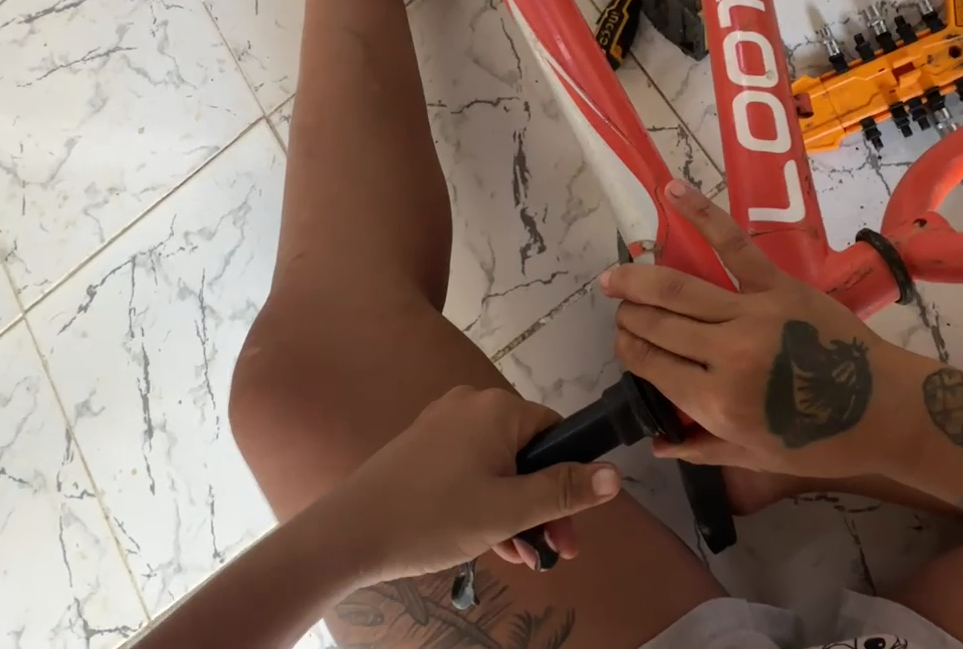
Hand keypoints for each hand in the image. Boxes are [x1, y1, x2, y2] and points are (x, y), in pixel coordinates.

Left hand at [339, 387, 623, 581]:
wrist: (347, 535)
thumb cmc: (433, 516)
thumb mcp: (508, 510)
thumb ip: (564, 491)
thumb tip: (615, 473)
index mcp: (499, 408)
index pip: (555, 433)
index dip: (569, 479)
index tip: (571, 528)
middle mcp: (473, 404)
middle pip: (527, 452)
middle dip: (542, 504)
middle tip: (551, 553)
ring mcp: (445, 424)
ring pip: (498, 466)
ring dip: (515, 510)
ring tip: (519, 556)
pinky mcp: (424, 447)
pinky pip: (470, 469)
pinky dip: (485, 501)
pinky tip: (490, 542)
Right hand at [601, 180, 915, 478]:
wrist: (885, 408)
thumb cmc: (823, 441)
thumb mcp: (758, 457)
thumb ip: (701, 449)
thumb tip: (654, 443)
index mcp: (717, 403)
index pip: (650, 365)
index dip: (628, 349)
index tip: (622, 338)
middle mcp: (726, 355)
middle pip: (657, 324)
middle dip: (629, 315)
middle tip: (619, 305)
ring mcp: (751, 313)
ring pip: (678, 287)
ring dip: (639, 278)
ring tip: (615, 272)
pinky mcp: (777, 284)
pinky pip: (732, 244)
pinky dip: (700, 214)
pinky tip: (672, 192)